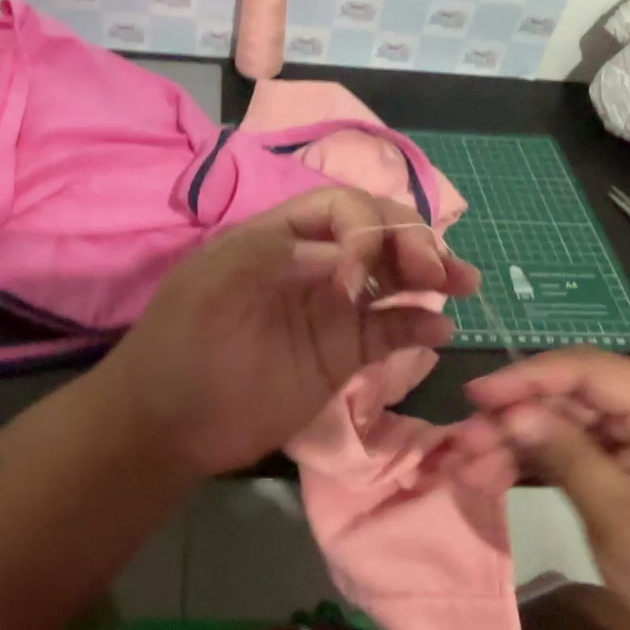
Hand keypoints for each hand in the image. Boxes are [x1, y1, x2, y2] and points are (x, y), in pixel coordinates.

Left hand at [93, 187, 481, 477]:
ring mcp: (332, 309)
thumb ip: (280, 255)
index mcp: (282, 234)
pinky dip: (418, 326)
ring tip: (462, 283)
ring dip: (429, 274)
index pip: (343, 208)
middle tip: (436, 270)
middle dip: (412, 241)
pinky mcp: (343, 354)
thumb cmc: (183, 342)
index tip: (359, 275)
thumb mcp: (217, 282)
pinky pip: (391, 330)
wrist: (167, 422)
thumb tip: (349, 254)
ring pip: (393, 278)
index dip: (364, 228)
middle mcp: (315, 263)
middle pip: (377, 234)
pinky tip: (439, 331)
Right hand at [449, 348, 629, 629]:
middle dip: (513, 417)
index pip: (588, 370)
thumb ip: (566, 454)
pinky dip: (533, 464)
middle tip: (463, 443)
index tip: (476, 394)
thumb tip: (512, 411)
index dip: (528, 376)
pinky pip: (570, 452)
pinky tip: (492, 478)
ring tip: (467, 468)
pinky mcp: (624, 468)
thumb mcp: (621, 516)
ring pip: (561, 425)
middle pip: (568, 397)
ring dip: (515, 444)